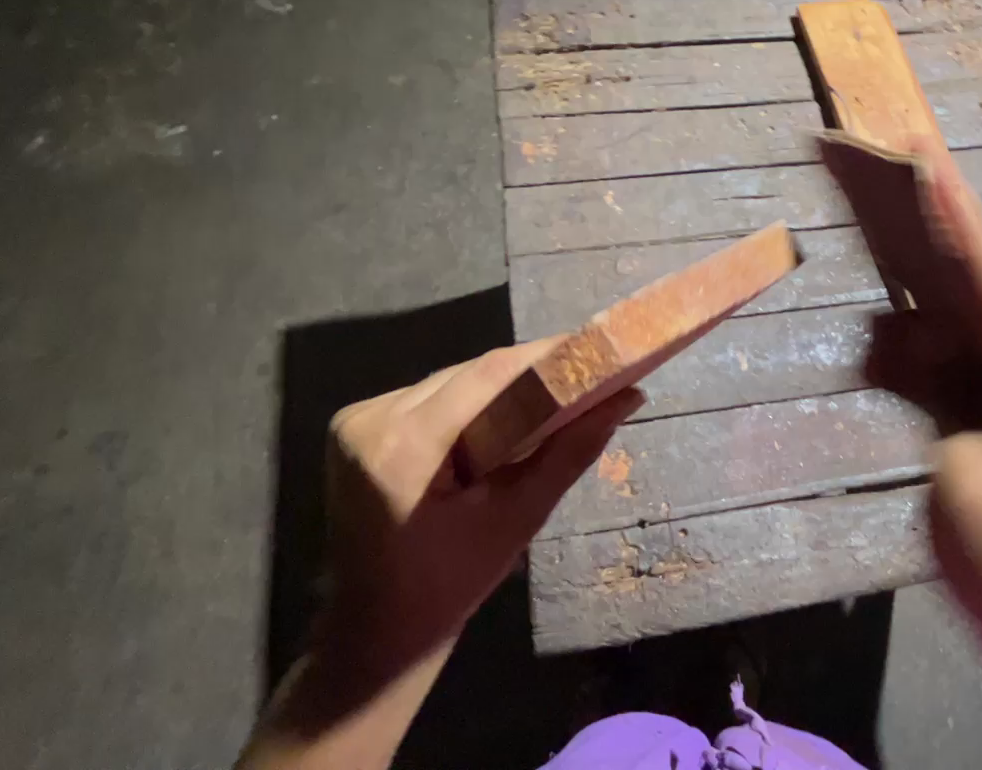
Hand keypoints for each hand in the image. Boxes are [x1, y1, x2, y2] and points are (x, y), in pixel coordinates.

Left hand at [242, 340, 640, 768]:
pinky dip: (469, 401)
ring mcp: (355, 420)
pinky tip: (503, 413)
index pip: (486, 376)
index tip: (594, 349)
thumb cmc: (450, 586)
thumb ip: (570, 452)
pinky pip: (427, 397)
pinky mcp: (354, 425)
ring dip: (499, 386)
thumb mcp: (518, 518)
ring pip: (448, 382)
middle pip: (467, 375)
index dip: (544, 355)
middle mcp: (369, 419)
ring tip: (553, 389)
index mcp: (402, 446)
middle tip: (583, 371)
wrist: (374, 632)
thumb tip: (627, 398)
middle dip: (527, 371)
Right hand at [864, 141, 981, 683]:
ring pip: (954, 310)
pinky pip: (931, 354)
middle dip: (946, 219)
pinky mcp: (971, 407)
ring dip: (918, 263)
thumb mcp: (977, 500)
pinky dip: (900, 331)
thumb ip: (942, 409)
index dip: (965, 231)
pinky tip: (876, 317)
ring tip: (882, 210)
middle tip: (912, 152)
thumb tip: (904, 352)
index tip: (932, 171)